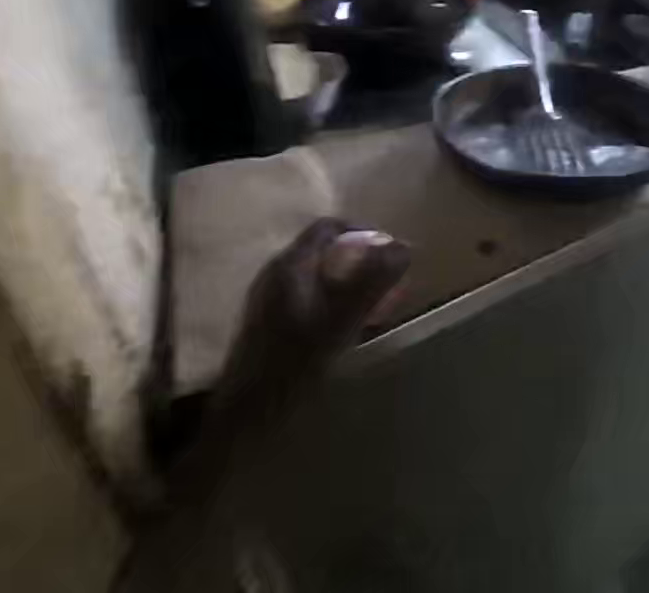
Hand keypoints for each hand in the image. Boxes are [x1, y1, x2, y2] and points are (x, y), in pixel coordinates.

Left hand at [217, 218, 408, 409]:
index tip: (389, 252)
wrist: (243, 421)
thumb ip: (372, 282)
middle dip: (360, 261)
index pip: (329, 227)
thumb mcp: (341, 322)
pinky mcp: (267, 325)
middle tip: (388, 282)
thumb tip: (405, 246)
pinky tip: (347, 330)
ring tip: (375, 306)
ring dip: (349, 283)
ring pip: (317, 277)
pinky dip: (333, 302)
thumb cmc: (292, 366)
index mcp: (289, 266)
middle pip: (324, 251)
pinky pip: (308, 298)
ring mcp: (268, 300)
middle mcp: (275, 274)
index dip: (363, 232)